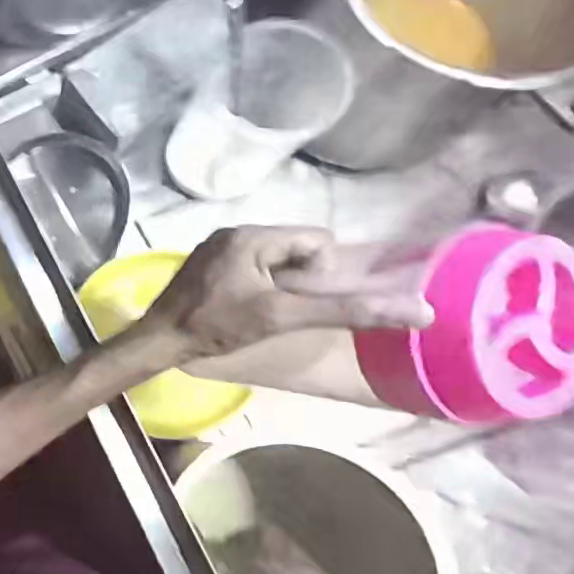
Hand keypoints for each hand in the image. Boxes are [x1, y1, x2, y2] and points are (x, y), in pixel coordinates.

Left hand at [134, 227, 431, 363]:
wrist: (157, 342)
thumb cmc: (217, 326)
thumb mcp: (281, 317)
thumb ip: (343, 310)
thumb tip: (416, 309)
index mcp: (251, 235)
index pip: (315, 239)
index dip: (320, 273)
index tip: (298, 302)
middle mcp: (232, 232)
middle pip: (293, 248)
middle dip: (297, 279)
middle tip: (277, 310)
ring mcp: (214, 247)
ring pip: (270, 260)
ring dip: (276, 285)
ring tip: (257, 313)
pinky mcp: (204, 264)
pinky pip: (246, 267)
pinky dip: (254, 286)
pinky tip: (239, 310)